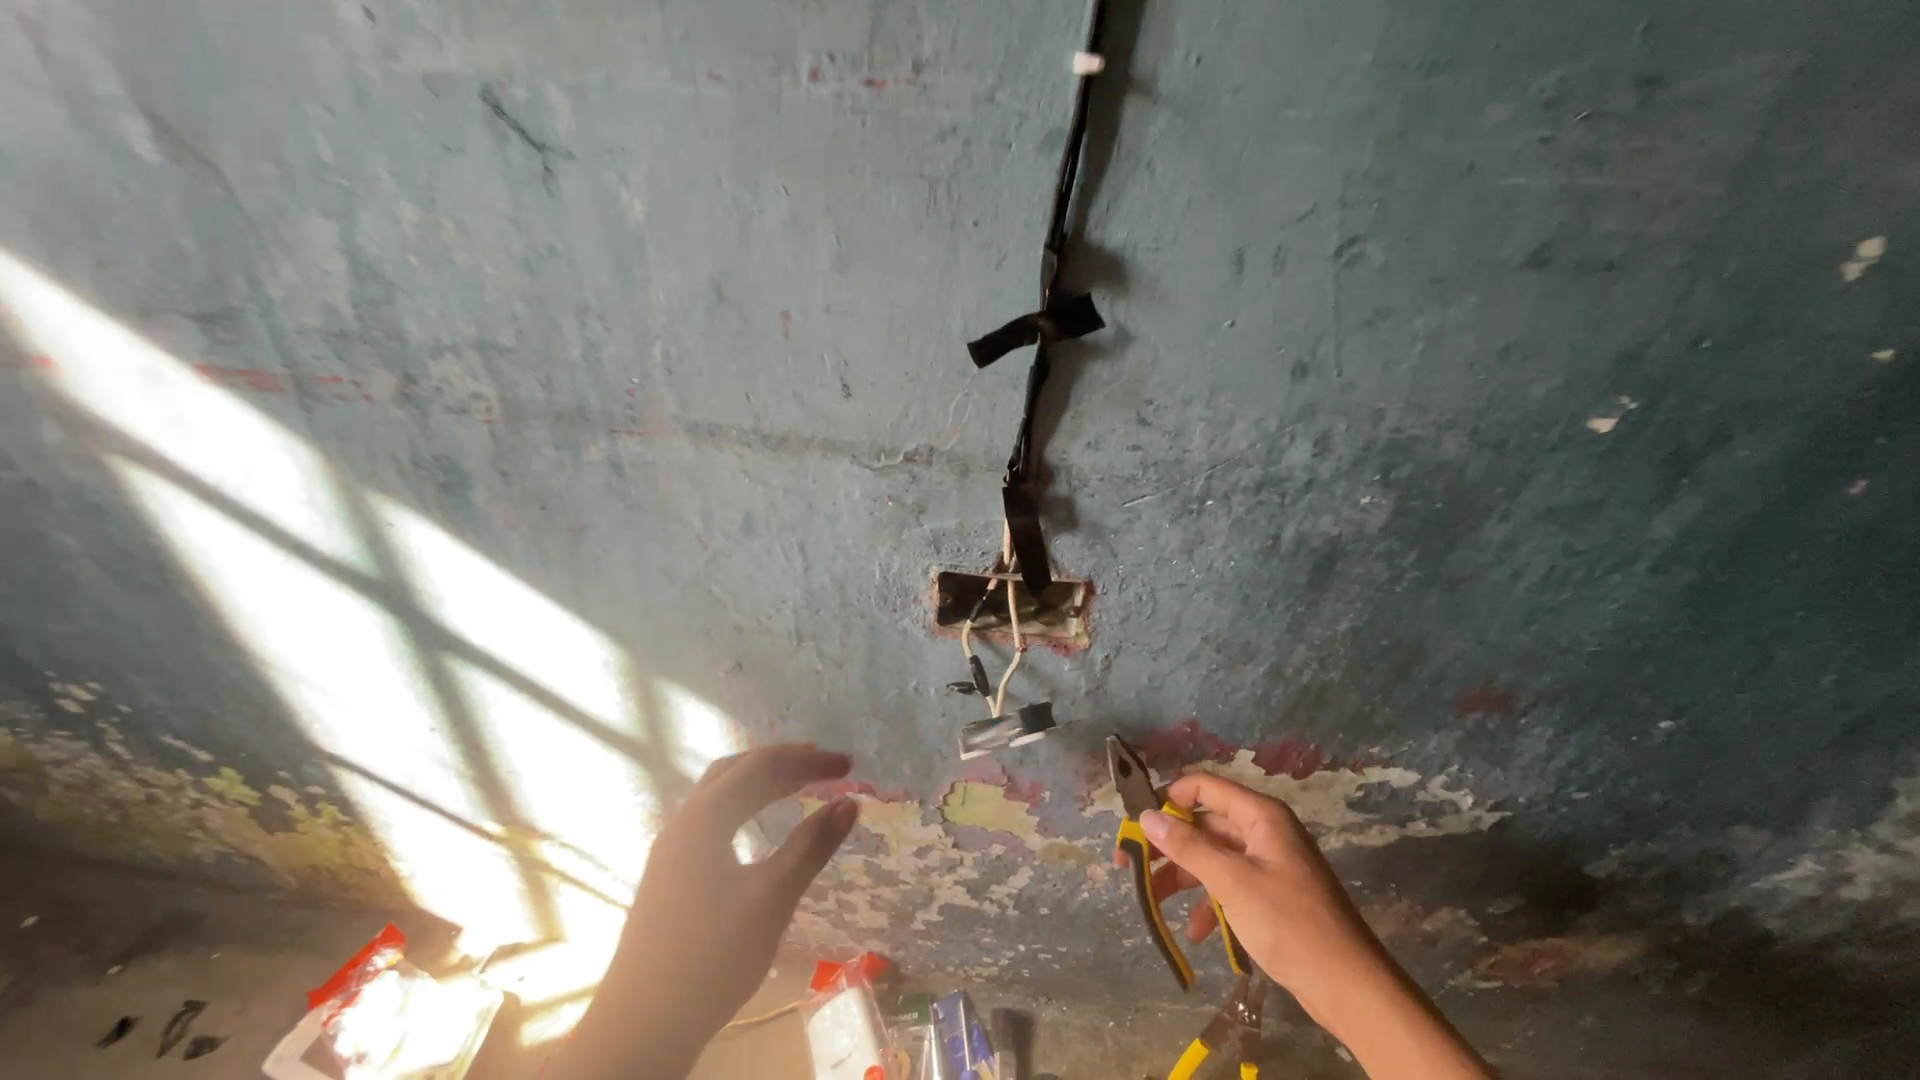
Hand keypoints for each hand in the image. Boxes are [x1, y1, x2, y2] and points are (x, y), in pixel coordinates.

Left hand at [553, 744, 859, 1079]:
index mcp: (703, 819)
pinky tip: (760, 830)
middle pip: (736, 772)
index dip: (807, 760)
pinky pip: (713, 822)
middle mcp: (682, 824)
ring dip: (762, 785)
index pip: (761, 767)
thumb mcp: (772, 898)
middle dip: (784, 764)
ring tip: (802, 787)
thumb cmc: (711, 958)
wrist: (641, 1026)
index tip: (848, 765)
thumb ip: (811, 846)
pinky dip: (746, 810)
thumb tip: (849, 804)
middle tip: (827, 769)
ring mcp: (671, 851)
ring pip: (720, 797)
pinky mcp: (670, 877)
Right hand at [1139, 772, 1380, 1004]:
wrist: (1348, 985)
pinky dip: (1208, 904)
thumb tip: (1146, 817)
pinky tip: (1194, 931)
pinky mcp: (1271, 895)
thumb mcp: (1231, 881)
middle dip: (1168, 845)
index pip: (1203, 787)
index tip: (1136, 825)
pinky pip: (1229, 886)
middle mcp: (1264, 832)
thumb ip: (1187, 847)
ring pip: (1212, 857)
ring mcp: (1268, 864)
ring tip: (1152, 901)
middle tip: (1132, 867)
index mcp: (1260, 816)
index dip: (1168, 800)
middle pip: (1204, 824)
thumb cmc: (1289, 923)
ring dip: (1183, 877)